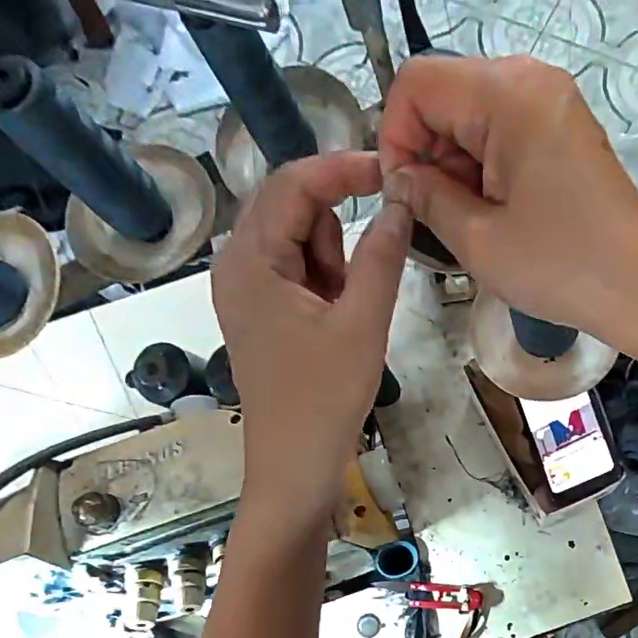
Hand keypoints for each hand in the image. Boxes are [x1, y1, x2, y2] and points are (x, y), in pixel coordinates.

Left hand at [211, 152, 410, 531]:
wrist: (295, 469)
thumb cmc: (325, 400)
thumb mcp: (363, 325)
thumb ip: (382, 257)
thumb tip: (400, 202)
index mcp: (249, 260)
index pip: (293, 183)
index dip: (343, 169)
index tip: (392, 172)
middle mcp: (237, 267)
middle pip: (294, 212)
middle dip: (339, 234)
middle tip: (366, 282)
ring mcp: (247, 295)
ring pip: (300, 247)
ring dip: (336, 267)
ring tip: (350, 319)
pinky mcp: (261, 319)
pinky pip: (298, 279)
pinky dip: (328, 290)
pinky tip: (340, 328)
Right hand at [376, 55, 637, 354]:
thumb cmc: (562, 268)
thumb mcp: (479, 240)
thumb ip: (427, 199)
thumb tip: (401, 180)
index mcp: (508, 94)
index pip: (418, 84)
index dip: (396, 137)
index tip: (403, 195)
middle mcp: (533, 81)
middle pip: (448, 96)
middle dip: (429, 155)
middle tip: (436, 218)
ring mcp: (556, 106)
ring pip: (476, 119)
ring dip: (458, 168)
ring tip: (470, 225)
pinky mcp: (568, 134)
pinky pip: (508, 135)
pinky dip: (487, 170)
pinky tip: (496, 215)